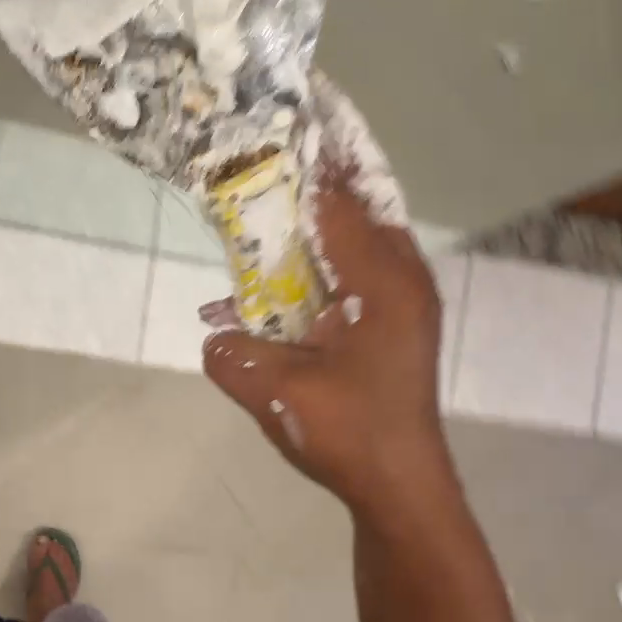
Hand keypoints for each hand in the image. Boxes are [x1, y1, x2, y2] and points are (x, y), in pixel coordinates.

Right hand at [203, 172, 449, 513]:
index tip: (274, 135)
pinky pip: (360, 271)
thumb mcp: (276, 394)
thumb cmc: (348, 434)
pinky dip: (327, 260)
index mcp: (382, 285)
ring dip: (323, 224)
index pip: (340, 205)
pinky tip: (289, 276)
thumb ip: (234, 356)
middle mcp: (402, 282)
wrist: (399, 485)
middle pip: (361, 210)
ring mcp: (404, 304)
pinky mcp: (395, 326)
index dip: (305, 170)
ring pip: (364, 240)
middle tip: (270, 166)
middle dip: (319, 185)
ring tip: (276, 211)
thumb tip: (216, 334)